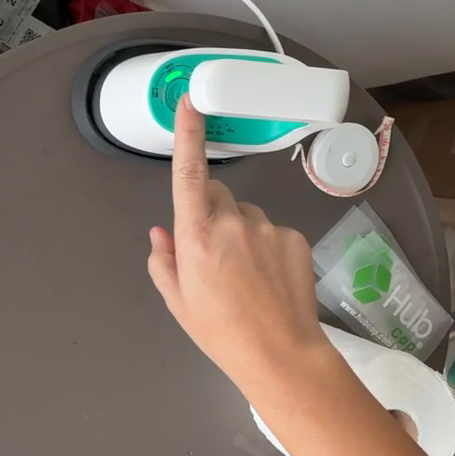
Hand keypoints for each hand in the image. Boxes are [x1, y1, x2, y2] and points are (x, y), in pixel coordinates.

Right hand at [147, 97, 334, 388]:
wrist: (280, 353)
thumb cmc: (221, 332)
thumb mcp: (177, 302)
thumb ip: (162, 261)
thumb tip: (160, 233)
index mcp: (196, 239)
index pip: (189, 175)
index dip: (188, 135)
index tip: (189, 102)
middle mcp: (233, 224)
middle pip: (217, 197)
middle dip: (210, 215)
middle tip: (213, 258)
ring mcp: (268, 228)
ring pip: (246, 214)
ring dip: (240, 232)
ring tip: (245, 276)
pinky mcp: (294, 237)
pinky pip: (272, 230)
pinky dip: (266, 246)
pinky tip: (267, 278)